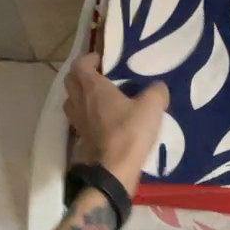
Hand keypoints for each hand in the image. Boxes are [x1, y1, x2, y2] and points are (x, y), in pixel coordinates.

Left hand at [64, 52, 169, 194]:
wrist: (114, 170)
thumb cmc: (129, 133)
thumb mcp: (152, 107)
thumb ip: (156, 92)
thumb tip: (159, 87)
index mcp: (92, 87)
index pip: (80, 65)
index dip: (89, 60)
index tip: (102, 61)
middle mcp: (79, 101)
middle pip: (70, 82)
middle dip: (81, 76)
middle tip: (98, 78)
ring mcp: (77, 122)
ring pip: (71, 102)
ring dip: (80, 96)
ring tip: (97, 99)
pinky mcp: (80, 140)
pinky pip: (78, 121)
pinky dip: (85, 116)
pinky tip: (100, 121)